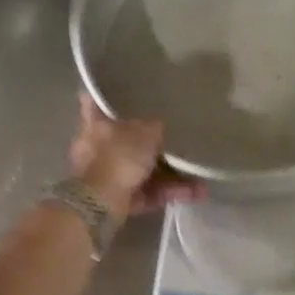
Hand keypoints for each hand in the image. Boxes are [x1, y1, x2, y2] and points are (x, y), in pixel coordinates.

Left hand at [70, 94, 202, 219]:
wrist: (102, 203)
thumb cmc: (119, 157)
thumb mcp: (144, 133)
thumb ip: (154, 126)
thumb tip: (158, 125)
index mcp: (95, 125)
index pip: (93, 102)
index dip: (104, 96)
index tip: (118, 91)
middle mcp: (97, 149)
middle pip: (126, 141)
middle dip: (153, 145)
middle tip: (177, 140)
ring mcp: (108, 176)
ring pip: (142, 171)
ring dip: (171, 175)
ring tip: (200, 178)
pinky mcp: (120, 201)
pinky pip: (147, 192)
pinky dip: (168, 192)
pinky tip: (195, 193)